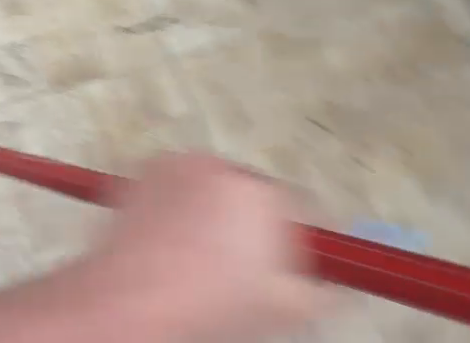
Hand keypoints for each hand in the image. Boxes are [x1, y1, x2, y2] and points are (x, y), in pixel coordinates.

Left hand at [67, 152, 330, 342]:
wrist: (138, 292)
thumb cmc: (213, 300)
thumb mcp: (291, 307)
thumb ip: (325, 288)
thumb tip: (330, 283)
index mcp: (259, 192)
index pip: (301, 205)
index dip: (302, 235)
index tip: (299, 256)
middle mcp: (217, 165)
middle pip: (252, 190)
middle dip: (255, 219)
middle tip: (248, 258)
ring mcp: (174, 162)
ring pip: (212, 183)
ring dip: (216, 206)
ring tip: (207, 250)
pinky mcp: (141, 169)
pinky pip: (175, 182)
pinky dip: (180, 200)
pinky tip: (176, 237)